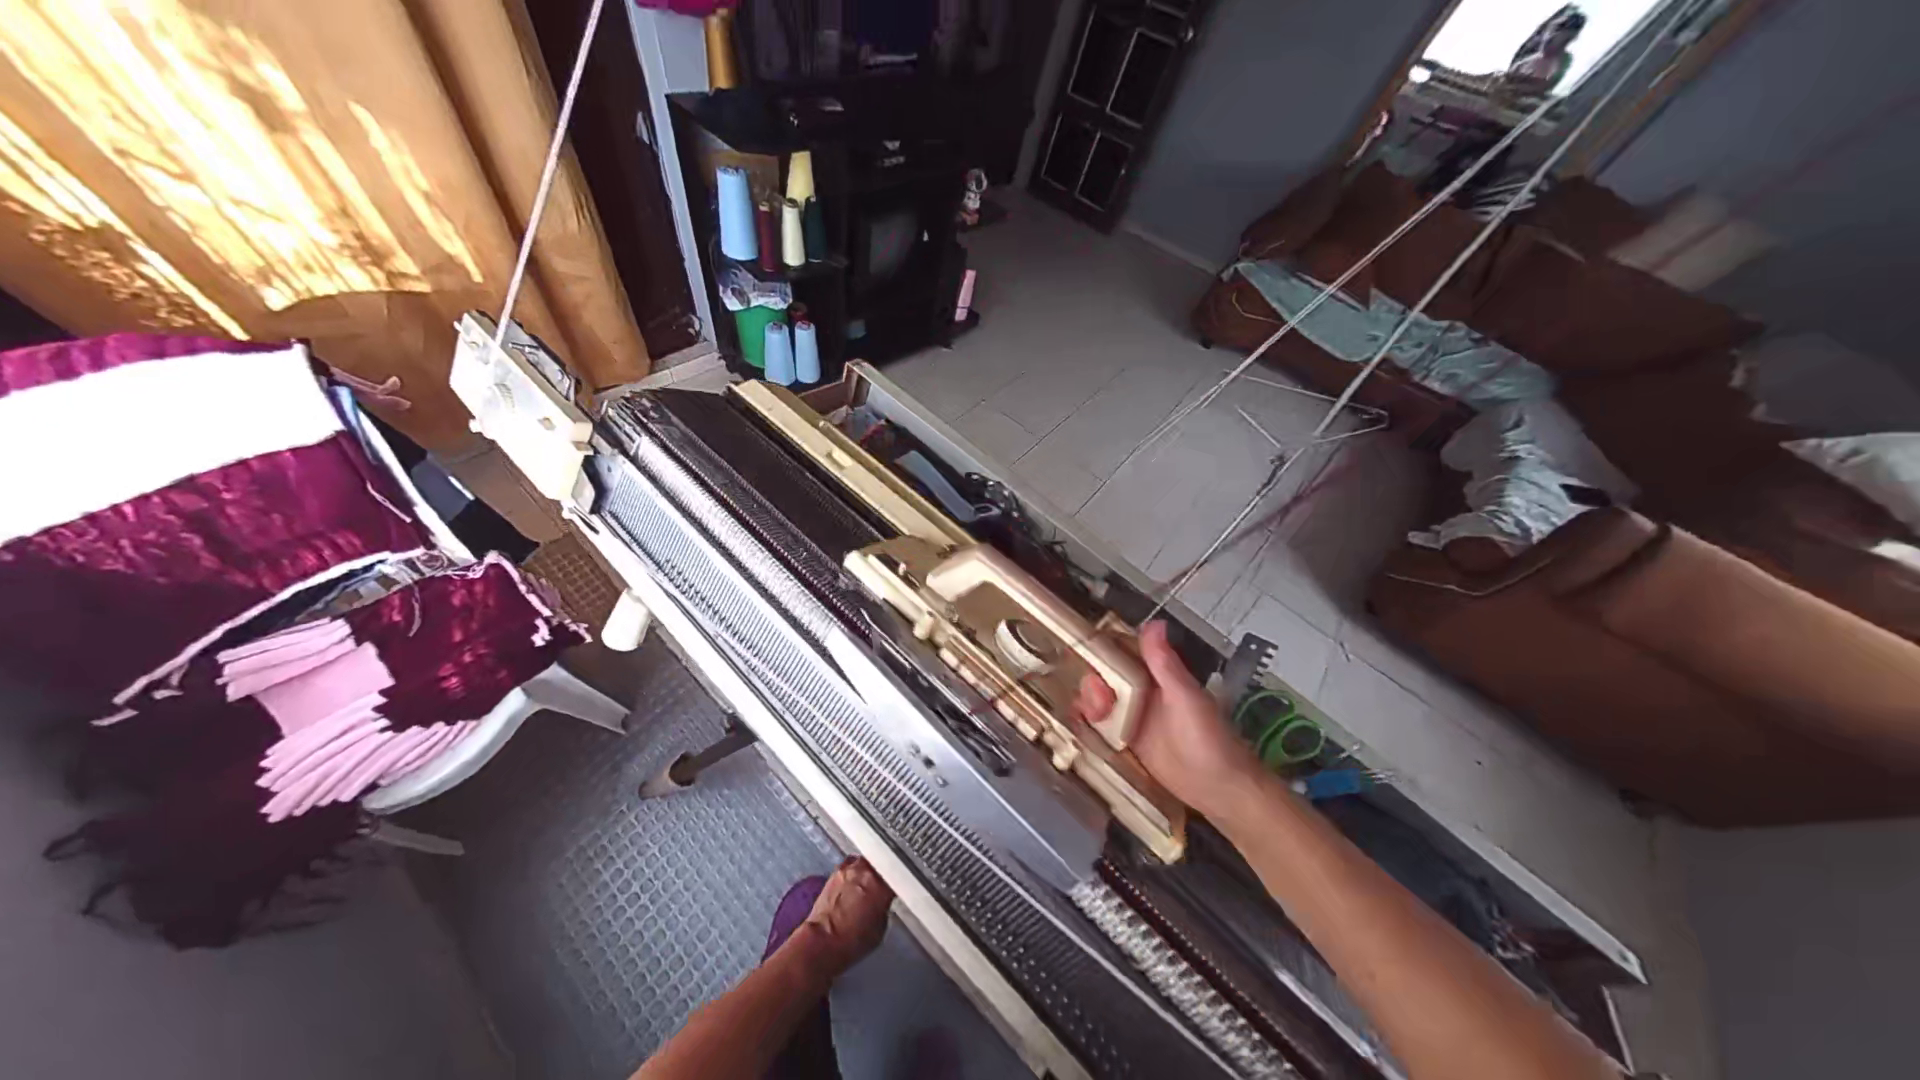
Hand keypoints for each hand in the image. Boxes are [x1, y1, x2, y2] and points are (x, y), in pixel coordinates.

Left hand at [798, 856, 893, 973]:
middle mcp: (867, 869)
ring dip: (869, 871)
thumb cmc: (854, 940)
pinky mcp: (835, 872)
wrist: (822, 941)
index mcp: (883, 883)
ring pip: (866, 863)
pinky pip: (851, 867)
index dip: (902, 878)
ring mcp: (850, 867)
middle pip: (882, 863)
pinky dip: (855, 873)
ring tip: (870, 884)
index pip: (899, 873)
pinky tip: (854, 885)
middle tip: (887, 883)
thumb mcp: (881, 926)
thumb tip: (883, 898)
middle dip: (885, 871)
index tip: (904, 883)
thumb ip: (885, 904)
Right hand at [1072, 621, 1263, 821]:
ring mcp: (1133, 717)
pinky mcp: (1126, 741)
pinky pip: (1101, 726)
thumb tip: (1154, 623)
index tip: (1088, 655)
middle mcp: (1142, 692)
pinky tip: (1081, 726)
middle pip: (1104, 676)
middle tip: (1099, 703)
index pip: (1122, 652)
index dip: (1102, 650)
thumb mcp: (1185, 698)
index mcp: (1157, 675)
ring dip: (1088, 703)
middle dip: (1093, 683)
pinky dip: (1088, 723)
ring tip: (1093, 717)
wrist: (1219, 789)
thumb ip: (1164, 664)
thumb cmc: (1208, 739)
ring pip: (1099, 700)